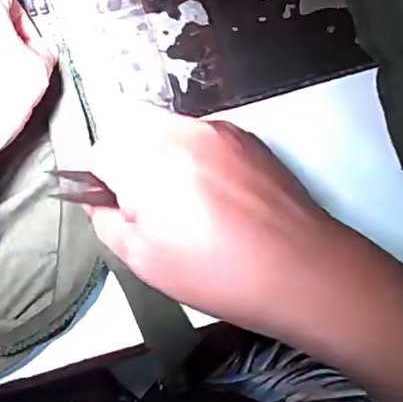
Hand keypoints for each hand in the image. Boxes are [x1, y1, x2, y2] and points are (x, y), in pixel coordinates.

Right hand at [84, 103, 396, 340]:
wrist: (302, 270)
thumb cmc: (223, 271)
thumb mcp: (144, 260)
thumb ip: (106, 221)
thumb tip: (100, 201)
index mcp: (150, 159)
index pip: (100, 151)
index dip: (103, 183)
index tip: (120, 208)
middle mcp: (182, 131)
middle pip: (130, 131)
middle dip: (130, 164)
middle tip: (152, 208)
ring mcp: (218, 129)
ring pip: (166, 131)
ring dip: (162, 158)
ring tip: (189, 207)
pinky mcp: (245, 136)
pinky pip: (201, 136)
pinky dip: (195, 158)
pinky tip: (216, 199)